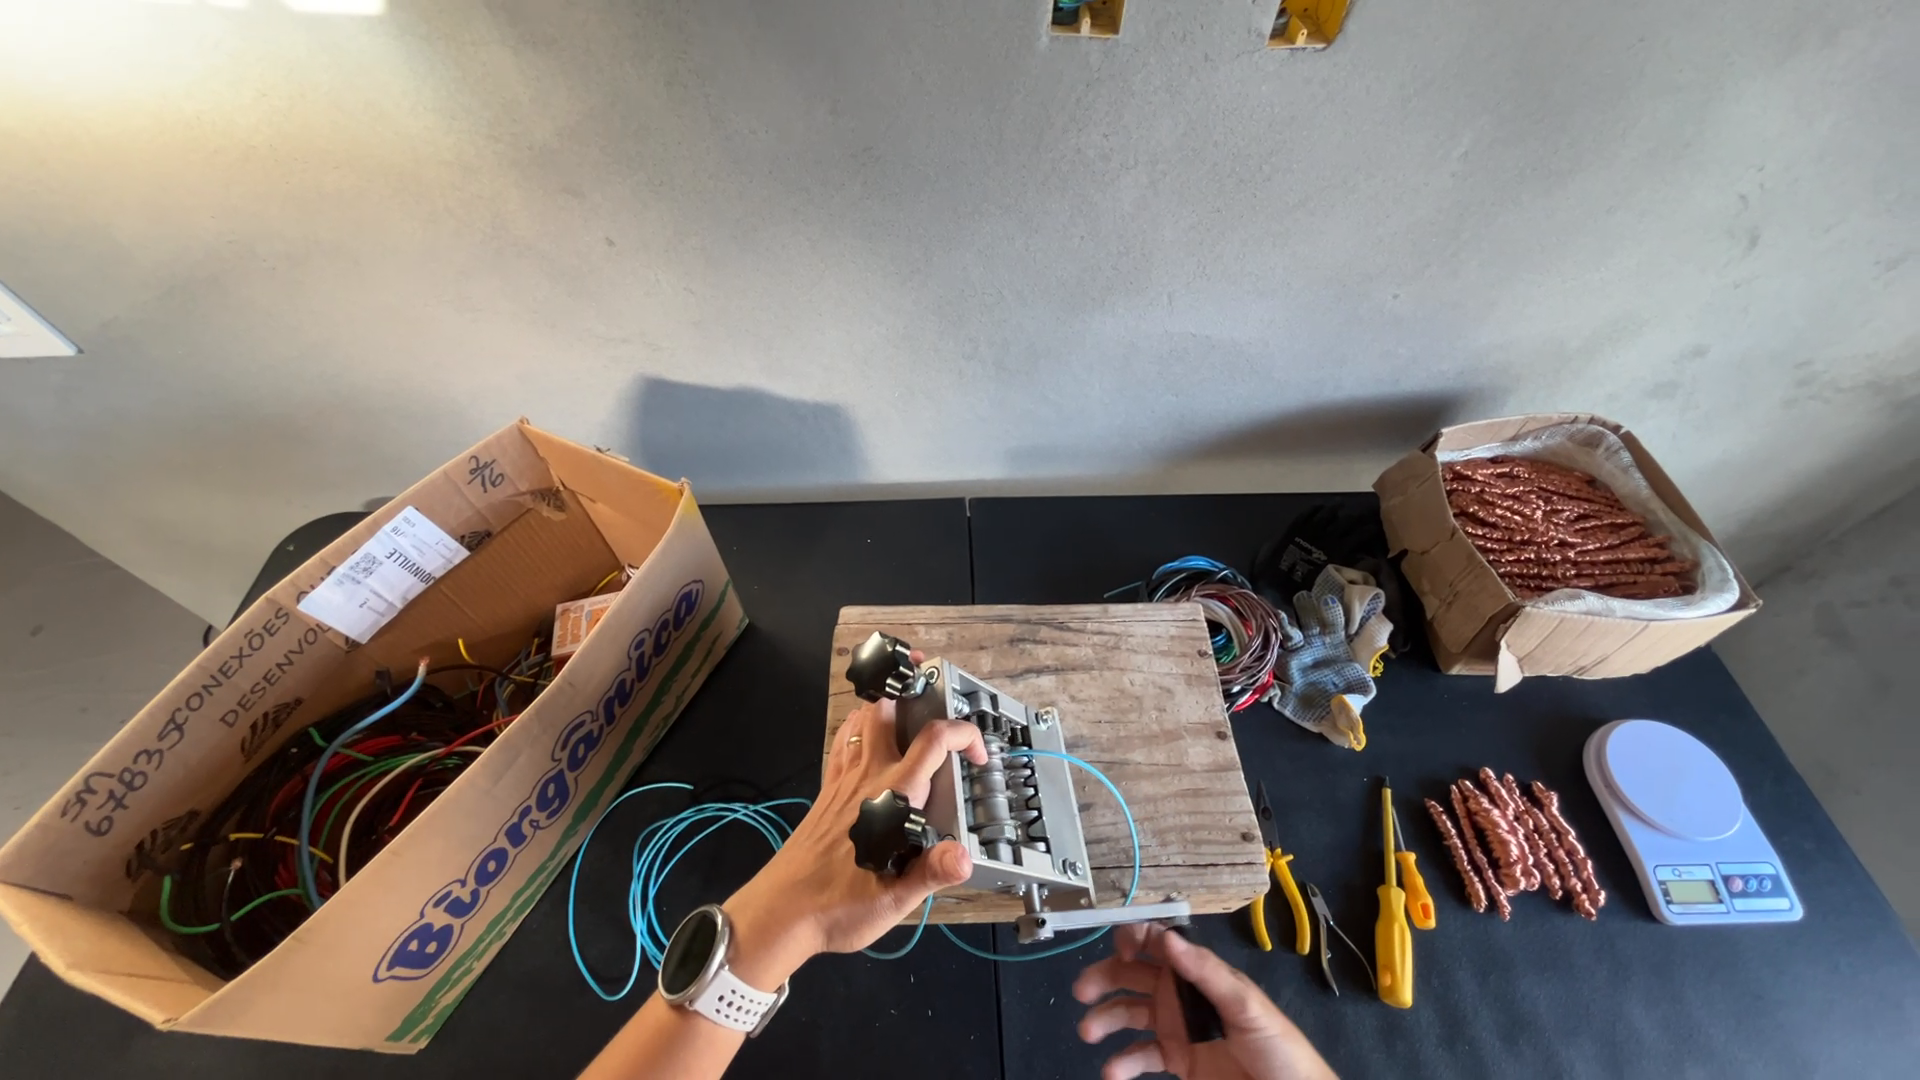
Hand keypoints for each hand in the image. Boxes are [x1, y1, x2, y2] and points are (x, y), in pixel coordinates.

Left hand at [721, 692, 987, 988]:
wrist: (783, 911)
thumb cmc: (840, 904)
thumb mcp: (895, 898)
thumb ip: (932, 872)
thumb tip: (965, 856)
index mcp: (894, 794)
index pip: (935, 740)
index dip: (964, 733)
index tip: (978, 754)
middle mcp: (869, 776)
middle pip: (886, 709)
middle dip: (906, 683)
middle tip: (925, 671)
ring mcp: (844, 779)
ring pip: (861, 718)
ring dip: (883, 700)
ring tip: (902, 696)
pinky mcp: (828, 789)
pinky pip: (842, 741)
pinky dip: (856, 724)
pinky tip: (863, 731)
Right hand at [1073, 923, 1335, 1079]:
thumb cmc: (1277, 1046)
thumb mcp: (1246, 1005)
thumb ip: (1205, 971)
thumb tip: (1168, 938)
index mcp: (1197, 972)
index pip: (1158, 944)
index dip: (1134, 938)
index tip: (1117, 948)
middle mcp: (1181, 993)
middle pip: (1134, 975)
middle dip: (1106, 977)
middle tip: (1082, 990)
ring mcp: (1177, 1027)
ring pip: (1131, 1013)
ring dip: (1106, 1018)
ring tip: (1088, 1031)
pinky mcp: (1177, 1061)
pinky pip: (1142, 1055)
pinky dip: (1122, 1061)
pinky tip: (1111, 1071)